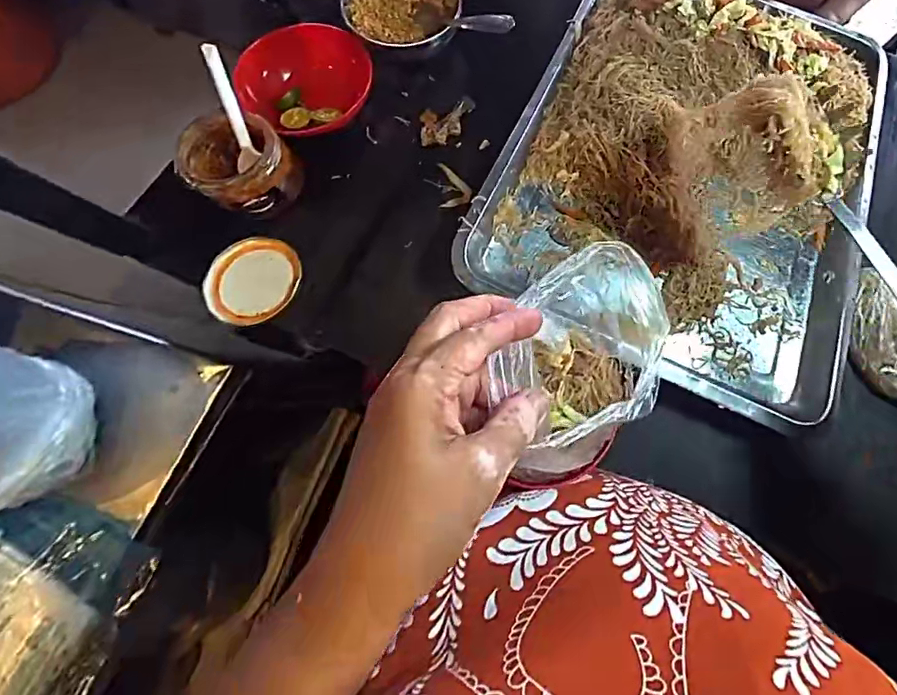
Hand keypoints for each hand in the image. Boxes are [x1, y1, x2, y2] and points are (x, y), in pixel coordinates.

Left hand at [203, 298, 548, 694]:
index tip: (539, 316)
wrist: (357, 582)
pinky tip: (491, 414)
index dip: (508, 323)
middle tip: (518, 313)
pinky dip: (465, 391)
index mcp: (422, 383)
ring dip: (476, 362)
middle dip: (481, 314)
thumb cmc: (422, 522)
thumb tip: (536, 399)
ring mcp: (394, 405)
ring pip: (440, 360)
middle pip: (443, 327)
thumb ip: (514, 424)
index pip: (472, 336)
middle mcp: (403, 382)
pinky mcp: (394, 429)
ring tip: (515, 387)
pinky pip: (435, 391)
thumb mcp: (482, 471)